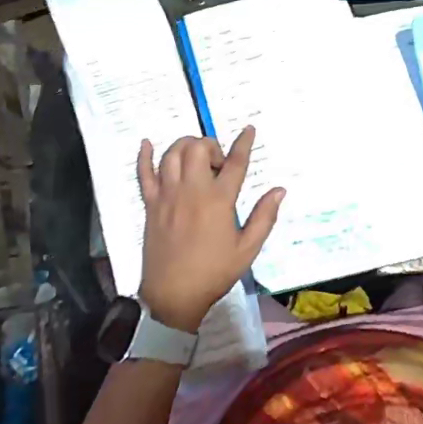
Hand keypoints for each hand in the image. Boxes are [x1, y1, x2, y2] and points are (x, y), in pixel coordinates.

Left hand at [136, 127, 284, 331]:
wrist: (173, 295)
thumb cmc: (215, 272)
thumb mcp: (248, 248)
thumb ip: (264, 217)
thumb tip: (279, 190)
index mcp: (219, 201)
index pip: (235, 162)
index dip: (243, 142)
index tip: (248, 129)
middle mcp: (191, 190)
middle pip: (198, 148)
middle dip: (211, 146)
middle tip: (219, 165)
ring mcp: (167, 195)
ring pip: (172, 154)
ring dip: (186, 147)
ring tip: (196, 158)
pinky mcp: (150, 205)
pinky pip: (143, 173)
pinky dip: (144, 156)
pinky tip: (147, 144)